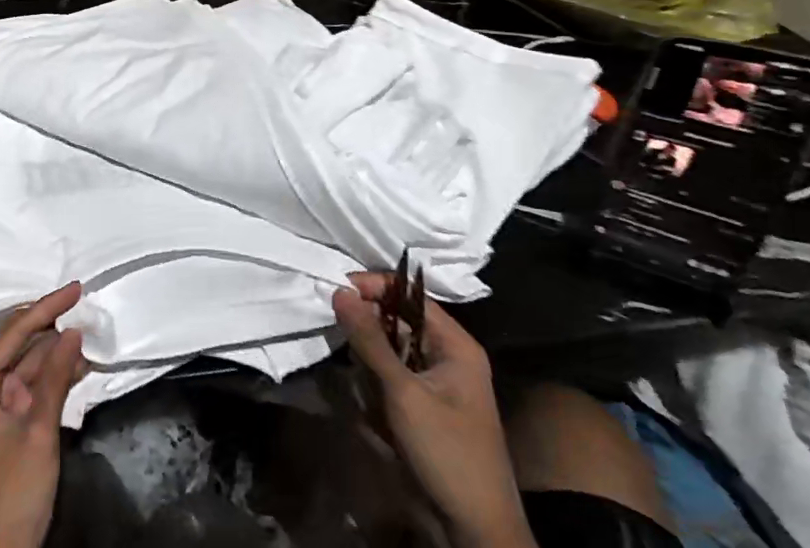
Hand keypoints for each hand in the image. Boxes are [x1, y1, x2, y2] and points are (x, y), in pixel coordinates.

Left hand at [0, 282, 88, 547]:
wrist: (7, 545)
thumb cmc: (15, 489)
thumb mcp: (38, 430)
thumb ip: (56, 377)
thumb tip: (74, 330)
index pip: (13, 333)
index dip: (46, 308)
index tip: (75, 288)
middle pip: (20, 341)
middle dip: (53, 325)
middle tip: (86, 303)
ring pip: (32, 358)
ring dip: (60, 349)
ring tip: (91, 335)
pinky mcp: (13, 411)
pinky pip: (38, 379)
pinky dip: (60, 371)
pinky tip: (82, 362)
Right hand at [334, 274, 536, 547]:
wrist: (475, 528)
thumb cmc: (447, 451)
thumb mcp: (404, 393)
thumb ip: (371, 341)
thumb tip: (340, 291)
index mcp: (456, 344)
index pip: (411, 296)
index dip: (375, 287)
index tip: (337, 288)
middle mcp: (449, 356)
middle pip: (400, 321)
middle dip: (368, 323)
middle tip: (334, 324)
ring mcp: (438, 382)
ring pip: (392, 350)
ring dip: (369, 356)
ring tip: (354, 370)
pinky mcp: (425, 406)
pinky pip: (393, 377)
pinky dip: (375, 380)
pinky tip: (364, 394)